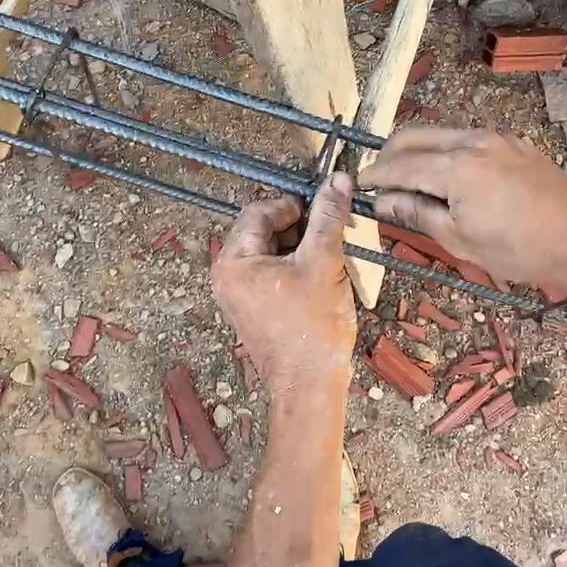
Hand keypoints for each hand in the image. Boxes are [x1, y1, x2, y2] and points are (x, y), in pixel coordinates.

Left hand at [211, 173, 356, 400]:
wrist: (310, 387)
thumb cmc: (312, 325)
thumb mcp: (323, 261)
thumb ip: (329, 217)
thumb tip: (339, 179)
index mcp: (233, 261)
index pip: (259, 211)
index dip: (292, 205)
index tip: (322, 210)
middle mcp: (227, 276)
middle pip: (263, 230)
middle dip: (298, 227)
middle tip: (328, 233)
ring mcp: (239, 295)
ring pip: (271, 251)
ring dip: (300, 246)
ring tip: (328, 256)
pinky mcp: (254, 309)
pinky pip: (272, 273)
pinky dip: (295, 267)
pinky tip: (320, 277)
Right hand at [361, 128, 566, 289]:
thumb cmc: (521, 251)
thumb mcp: (461, 240)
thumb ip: (418, 213)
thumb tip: (384, 201)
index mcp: (455, 167)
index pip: (400, 164)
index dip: (374, 175)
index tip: (358, 184)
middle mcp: (472, 141)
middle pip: (414, 136)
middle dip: (390, 155)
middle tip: (378, 180)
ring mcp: (496, 138)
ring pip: (441, 134)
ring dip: (418, 152)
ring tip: (411, 182)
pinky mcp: (514, 143)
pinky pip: (467, 139)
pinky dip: (446, 152)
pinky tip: (449, 178)